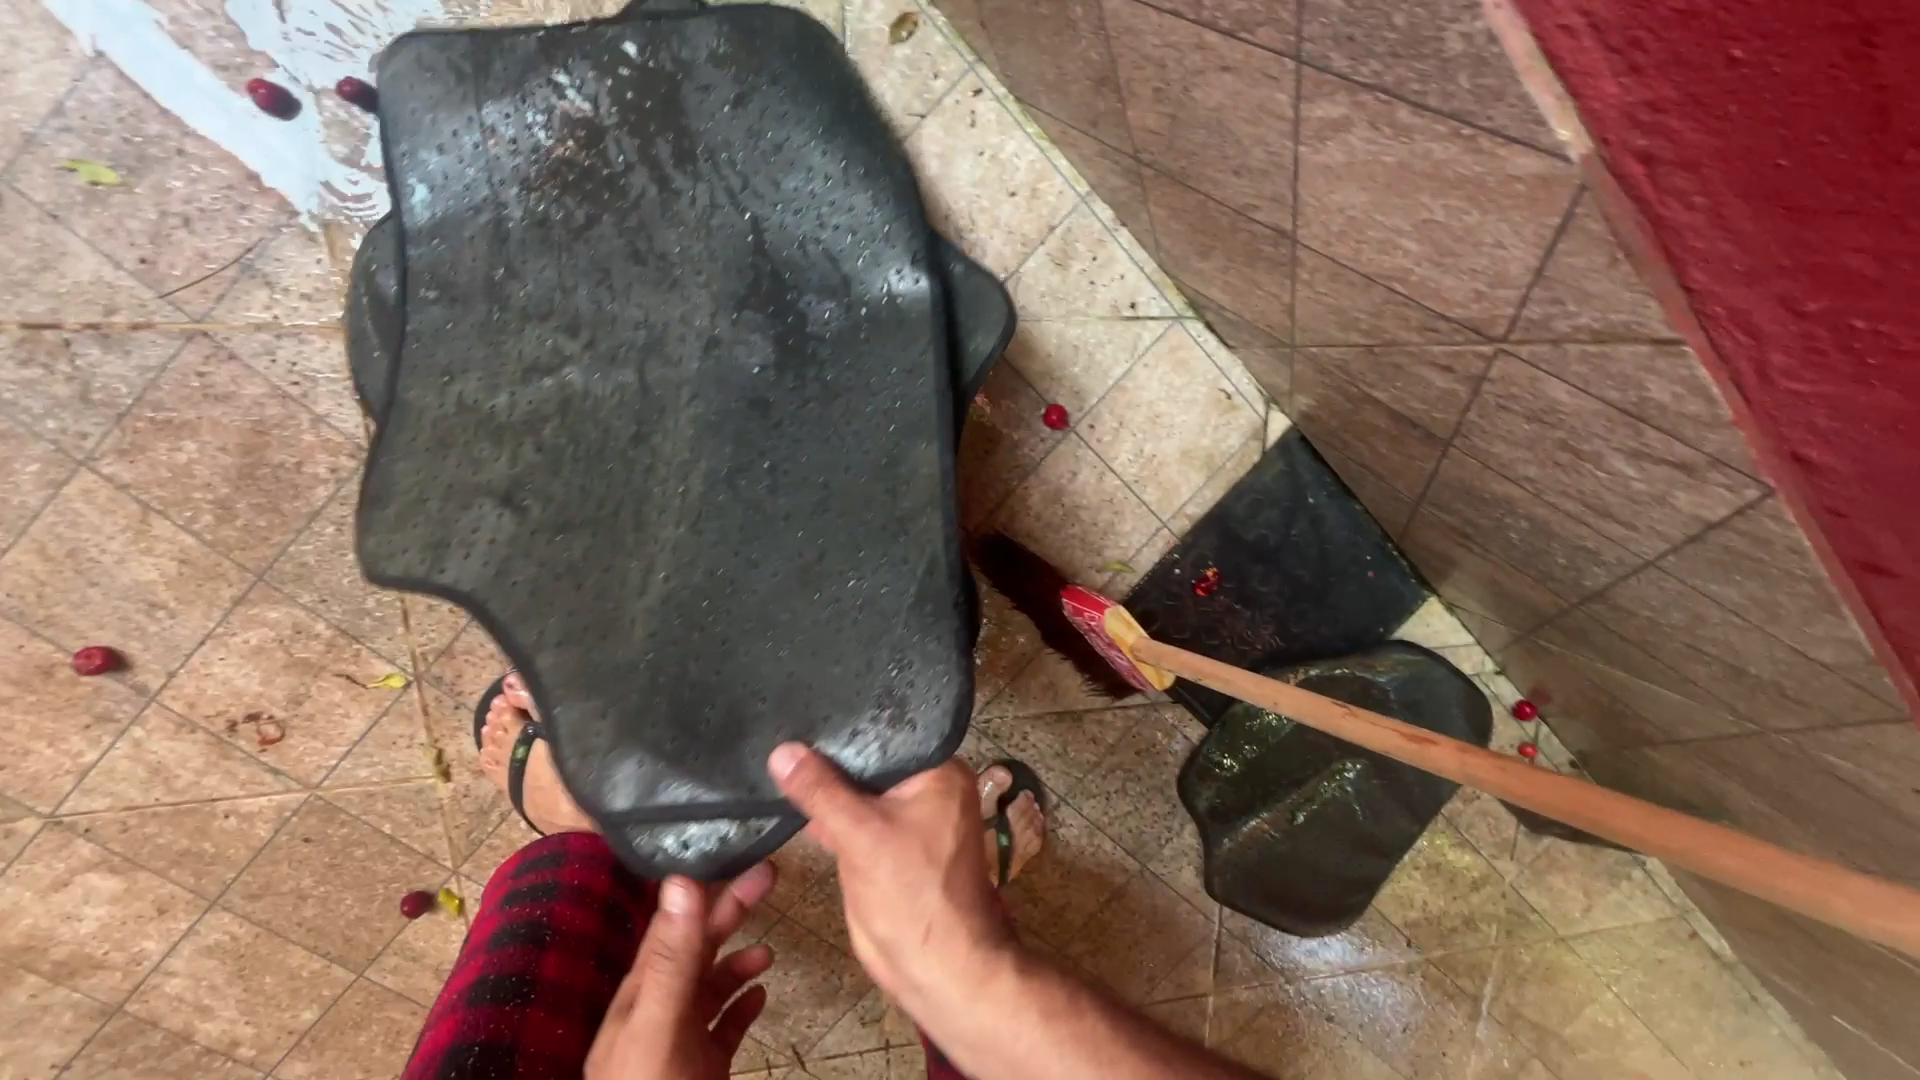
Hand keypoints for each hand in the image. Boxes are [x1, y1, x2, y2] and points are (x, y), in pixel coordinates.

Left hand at [585, 865, 777, 1079]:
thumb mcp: (659, 1027)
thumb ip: (672, 958)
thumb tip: (680, 880)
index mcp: (642, 994)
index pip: (677, 924)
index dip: (708, 888)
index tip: (739, 855)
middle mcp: (659, 1011)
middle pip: (698, 947)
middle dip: (731, 911)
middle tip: (770, 878)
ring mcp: (679, 1043)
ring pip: (712, 986)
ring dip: (738, 960)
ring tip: (768, 951)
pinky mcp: (701, 1070)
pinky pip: (723, 1027)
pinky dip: (742, 1006)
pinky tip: (761, 995)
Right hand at [767, 744, 1014, 1009]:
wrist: (935, 968)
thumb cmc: (913, 894)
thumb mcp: (861, 835)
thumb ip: (821, 792)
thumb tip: (782, 751)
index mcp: (938, 771)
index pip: (890, 729)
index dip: (850, 719)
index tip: (807, 704)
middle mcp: (926, 786)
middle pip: (871, 757)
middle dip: (832, 750)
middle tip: (783, 723)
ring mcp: (906, 815)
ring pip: (859, 787)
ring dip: (826, 782)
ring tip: (777, 751)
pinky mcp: (886, 842)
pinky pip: (853, 814)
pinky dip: (828, 810)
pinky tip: (790, 795)